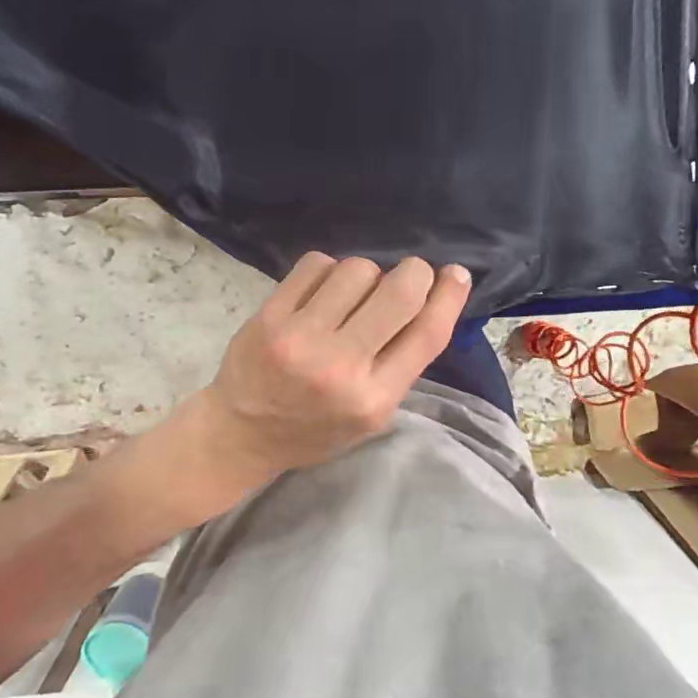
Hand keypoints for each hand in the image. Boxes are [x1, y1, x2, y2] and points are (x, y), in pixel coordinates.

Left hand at [196, 253, 472, 481]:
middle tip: (411, 274)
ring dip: (367, 273)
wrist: (240, 433)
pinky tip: (324, 289)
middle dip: (415, 271)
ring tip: (355, 293)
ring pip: (357, 269)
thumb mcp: (372, 415)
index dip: (450, 296)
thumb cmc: (315, 428)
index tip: (457, 274)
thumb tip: (432, 298)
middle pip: (399, 292)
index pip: (428, 334)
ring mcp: (300, 339)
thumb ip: (401, 364)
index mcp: (374, 399)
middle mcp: (340, 367)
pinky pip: (316, 264)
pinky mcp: (269, 317)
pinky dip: (329, 269)